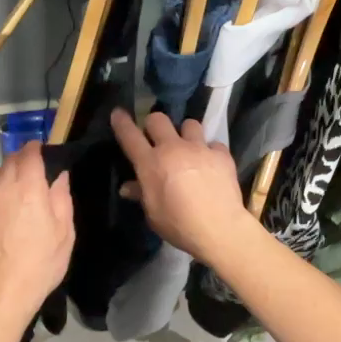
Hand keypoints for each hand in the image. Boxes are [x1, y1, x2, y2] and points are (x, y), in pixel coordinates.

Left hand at [0, 143, 73, 327]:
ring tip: (20, 177)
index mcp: (30, 190)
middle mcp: (6, 189)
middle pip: (11, 159)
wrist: (5, 289)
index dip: (36, 147)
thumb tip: (60, 177)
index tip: (44, 148)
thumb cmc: (42, 263)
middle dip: (23, 155)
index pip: (29, 156)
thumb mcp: (64, 233)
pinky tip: (8, 194)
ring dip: (7, 167)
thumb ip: (62, 200)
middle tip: (37, 162)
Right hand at [111, 109, 252, 263]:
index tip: (119, 113)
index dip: (122, 122)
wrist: (219, 228)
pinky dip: (211, 151)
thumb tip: (128, 187)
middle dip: (154, 125)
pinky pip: (214, 144)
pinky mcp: (222, 154)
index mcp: (151, 163)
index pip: (130, 136)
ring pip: (190, 124)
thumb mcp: (153, 214)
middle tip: (158, 138)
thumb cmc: (179, 225)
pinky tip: (212, 164)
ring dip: (186, 134)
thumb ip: (141, 195)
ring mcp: (199, 148)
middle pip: (158, 119)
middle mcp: (173, 148)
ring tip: (189, 148)